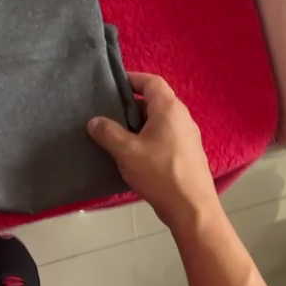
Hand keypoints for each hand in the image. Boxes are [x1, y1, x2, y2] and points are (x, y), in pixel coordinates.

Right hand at [87, 73, 225, 240]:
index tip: (113, 84)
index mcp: (169, 109)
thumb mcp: (127, 151)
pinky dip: (146, 138)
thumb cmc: (159, 173)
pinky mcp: (186, 153)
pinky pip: (163, 137)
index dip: (132, 79)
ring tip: (115, 134)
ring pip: (158, 122)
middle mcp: (181, 117)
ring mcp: (186, 136)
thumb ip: (108, 133)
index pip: (151, 82)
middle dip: (130, 105)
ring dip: (137, 124)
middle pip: (154, 102)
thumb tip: (94, 121)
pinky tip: (132, 154)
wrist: (190, 206)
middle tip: (107, 112)